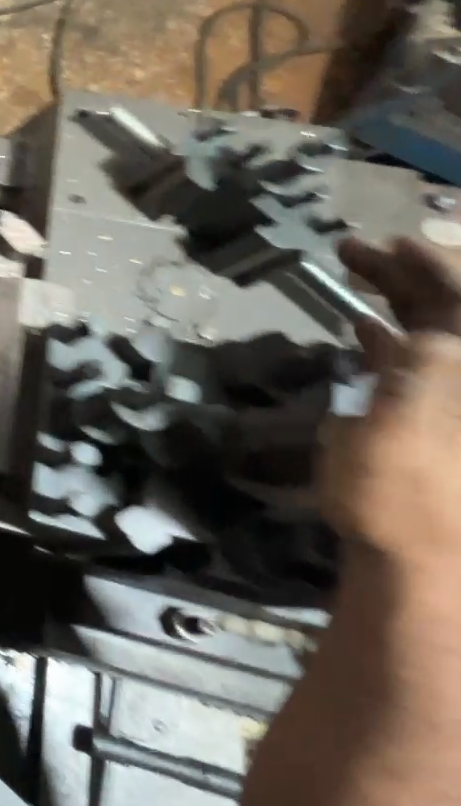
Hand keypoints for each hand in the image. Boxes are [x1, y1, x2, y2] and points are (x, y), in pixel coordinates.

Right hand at [319, 237, 460, 573]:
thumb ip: (419, 376)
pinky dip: (395, 337)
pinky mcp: (432, 419)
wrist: (427, 563)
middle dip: (414, 274)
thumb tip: (429, 330)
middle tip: (361, 249)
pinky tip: (364, 325)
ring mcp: (456, 399)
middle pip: (458, 312)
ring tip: (355, 272)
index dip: (439, 268)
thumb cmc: (407, 499)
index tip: (394, 242)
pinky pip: (423, 362)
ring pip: (439, 332)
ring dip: (400, 300)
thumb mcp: (400, 436)